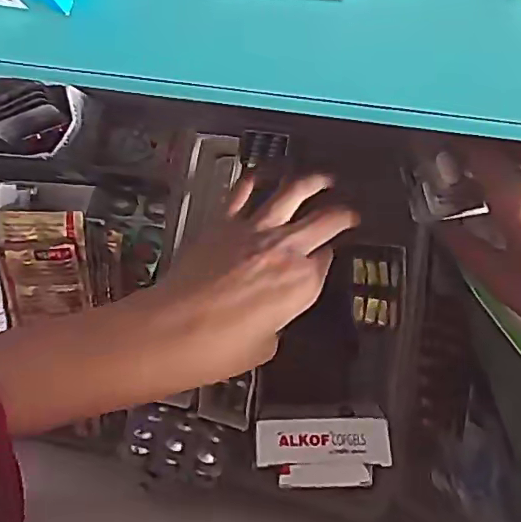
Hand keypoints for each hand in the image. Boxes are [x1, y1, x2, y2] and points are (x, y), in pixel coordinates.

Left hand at [131, 171, 358, 391]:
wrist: (171, 331)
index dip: (331, 257)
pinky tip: (260, 175)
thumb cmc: (214, 346)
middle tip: (350, 212)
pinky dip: (254, 180)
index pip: (328, 260)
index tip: (332, 254)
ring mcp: (254, 231)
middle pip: (324, 221)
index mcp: (302, 283)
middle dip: (342, 214)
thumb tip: (269, 317)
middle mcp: (284, 250)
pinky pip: (244, 192)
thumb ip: (276, 322)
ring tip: (322, 179)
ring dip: (312, 183)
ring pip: (292, 193)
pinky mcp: (224, 223)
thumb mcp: (264, 346)